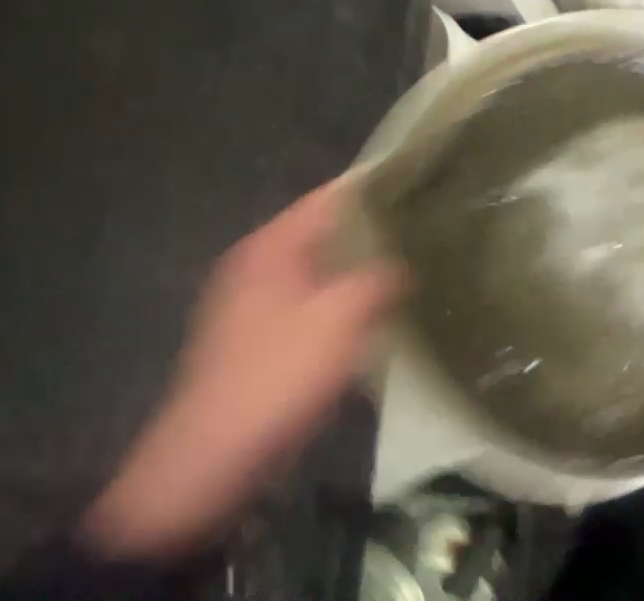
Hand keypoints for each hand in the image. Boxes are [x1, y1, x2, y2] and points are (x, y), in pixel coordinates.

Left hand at [82, 179, 404, 560]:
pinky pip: (319, 301)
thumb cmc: (275, 377)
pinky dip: (351, 297)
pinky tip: (386, 309)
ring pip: (326, 268)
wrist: (209, 464)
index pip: (331, 196)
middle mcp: (259, 264)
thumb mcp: (339, 318)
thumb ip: (379, 276)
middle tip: (434, 224)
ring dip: (366, 265)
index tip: (427, 180)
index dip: (378, 185)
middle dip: (378, 227)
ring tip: (421, 261)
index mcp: (269, 247)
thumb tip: (405, 261)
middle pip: (328, 230)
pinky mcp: (266, 339)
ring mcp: (258, 304)